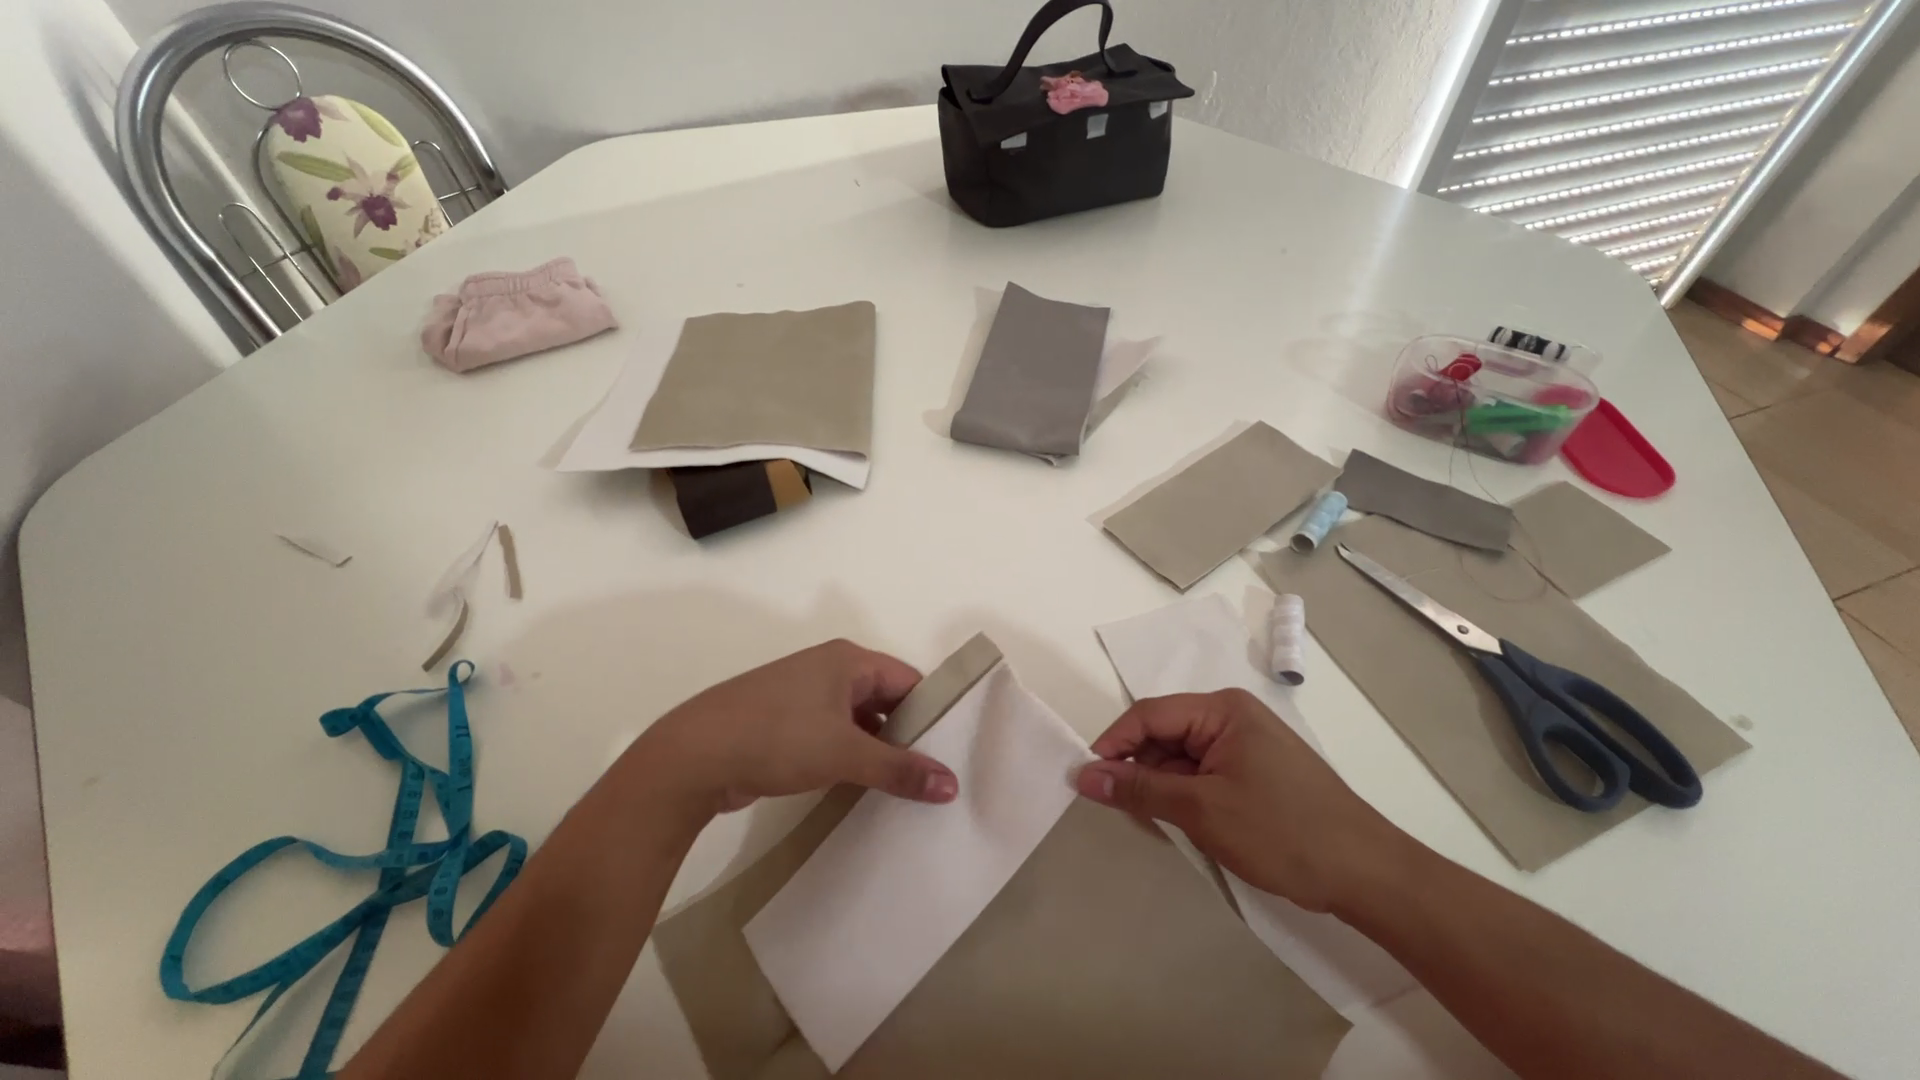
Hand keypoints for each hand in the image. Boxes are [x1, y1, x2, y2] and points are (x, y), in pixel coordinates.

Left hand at [632, 639, 958, 814]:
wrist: (691, 757)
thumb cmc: (776, 738)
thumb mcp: (845, 753)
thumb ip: (900, 769)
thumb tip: (951, 785)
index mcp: (847, 660)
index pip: (908, 681)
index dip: (932, 714)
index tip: (953, 753)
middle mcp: (827, 670)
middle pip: (884, 700)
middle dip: (906, 736)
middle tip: (932, 776)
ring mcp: (802, 697)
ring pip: (856, 721)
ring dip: (876, 750)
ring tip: (903, 788)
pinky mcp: (783, 724)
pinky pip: (831, 736)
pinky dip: (848, 758)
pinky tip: (860, 789)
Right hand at [1074, 689, 1410, 914]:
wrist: (1365, 873)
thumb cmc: (1281, 831)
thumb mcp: (1202, 809)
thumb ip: (1140, 788)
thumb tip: (1083, 774)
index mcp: (1223, 710)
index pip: (1150, 714)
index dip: (1114, 743)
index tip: (1086, 779)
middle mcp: (1233, 718)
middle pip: (1164, 734)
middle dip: (1137, 768)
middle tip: (1117, 807)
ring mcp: (1246, 747)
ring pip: (1180, 758)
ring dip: (1160, 786)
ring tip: (1152, 822)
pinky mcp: (1254, 775)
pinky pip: (1202, 775)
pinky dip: (1184, 797)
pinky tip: (1180, 824)